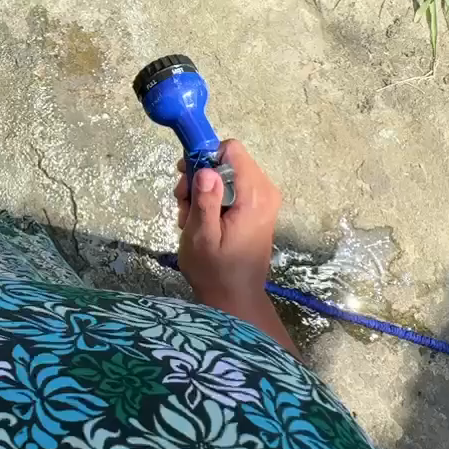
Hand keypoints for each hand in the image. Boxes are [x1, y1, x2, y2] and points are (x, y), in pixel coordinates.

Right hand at [175, 139, 281, 310]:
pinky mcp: (258, 206)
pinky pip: (231, 186)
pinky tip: (202, 220)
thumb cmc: (215, 270)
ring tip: (190, 217)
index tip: (185, 178)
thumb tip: (206, 170)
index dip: (204, 158)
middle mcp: (265, 191)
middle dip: (199, 177)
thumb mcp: (202, 236)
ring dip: (202, 190)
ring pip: (225, 173)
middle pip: (226, 160)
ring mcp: (263, 199)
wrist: (234, 298)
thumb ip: (205, 201)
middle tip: (183, 204)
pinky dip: (212, 197)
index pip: (231, 150)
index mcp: (254, 196)